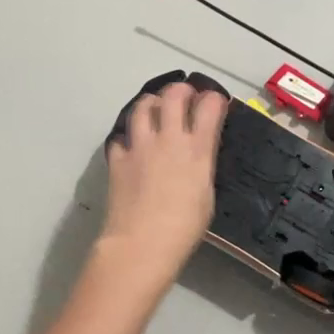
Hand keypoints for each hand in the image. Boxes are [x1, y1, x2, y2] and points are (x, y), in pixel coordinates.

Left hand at [99, 82, 227, 277]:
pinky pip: (121, 136)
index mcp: (197, 150)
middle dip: (182, 89)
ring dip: (152, 102)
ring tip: (155, 109)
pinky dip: (128, 136)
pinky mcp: (117, 158)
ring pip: (142, 106)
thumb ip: (202, 166)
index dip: (215, 99)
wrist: (141, 244)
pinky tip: (131, 144)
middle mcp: (168, 139)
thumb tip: (199, 154)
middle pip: (174, 95)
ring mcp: (139, 146)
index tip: (216, 102)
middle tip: (185, 95)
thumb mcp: (207, 194)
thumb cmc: (184, 228)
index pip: (210, 106)